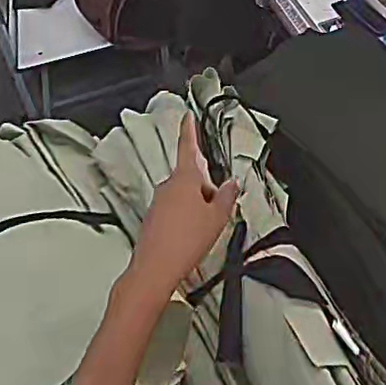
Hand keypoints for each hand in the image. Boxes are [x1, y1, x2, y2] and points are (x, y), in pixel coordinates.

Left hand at [127, 115, 237, 295]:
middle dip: (208, 190)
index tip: (188, 115)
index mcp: (185, 179)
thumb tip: (231, 183)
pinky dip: (187, 218)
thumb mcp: (217, 217)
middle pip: (193, 178)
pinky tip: (192, 237)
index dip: (190, 130)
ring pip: (185, 196)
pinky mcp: (154, 219)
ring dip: (198, 206)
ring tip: (205, 230)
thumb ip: (227, 195)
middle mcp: (168, 186)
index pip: (188, 147)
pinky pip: (176, 211)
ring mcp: (159, 202)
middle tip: (218, 211)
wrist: (154, 269)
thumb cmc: (186, 240)